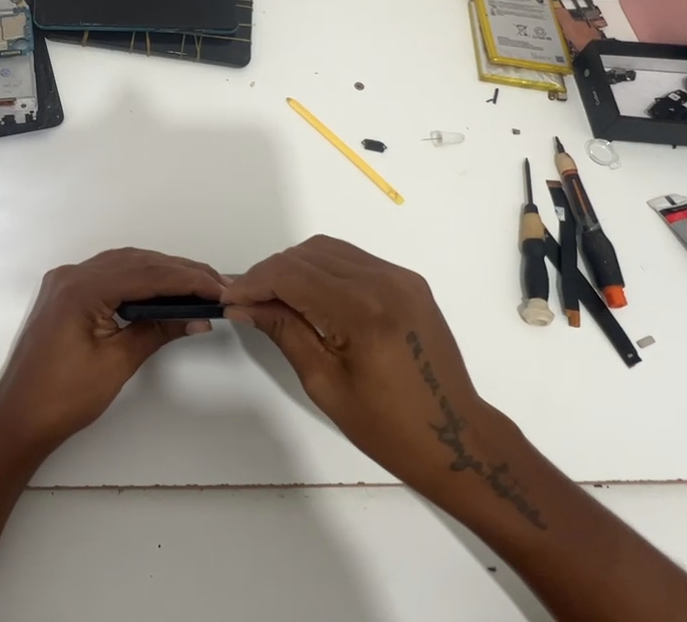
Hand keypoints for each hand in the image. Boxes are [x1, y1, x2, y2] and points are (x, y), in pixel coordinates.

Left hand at [0, 249, 226, 456]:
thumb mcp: (117, 362)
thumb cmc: (65, 396)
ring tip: (196, 284)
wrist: (19, 416)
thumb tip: (197, 318)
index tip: (218, 287)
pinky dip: (137, 278)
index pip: (144, 274)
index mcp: (81, 289)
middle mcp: (71, 275)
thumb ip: (157, 331)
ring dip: (159, 272)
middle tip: (215, 284)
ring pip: (122, 264)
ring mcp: (64, 282)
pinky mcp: (64, 294)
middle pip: (134, 263)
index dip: (185, 279)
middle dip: (177, 271)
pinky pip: (108, 275)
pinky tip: (160, 289)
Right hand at [224, 236, 524, 509]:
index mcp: (364, 311)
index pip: (292, 275)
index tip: (228, 299)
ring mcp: (401, 277)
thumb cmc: (388, 426)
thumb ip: (283, 330)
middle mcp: (385, 281)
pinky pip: (352, 259)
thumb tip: (242, 305)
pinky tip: (310, 297)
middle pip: (307, 255)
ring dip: (295, 268)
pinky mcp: (409, 281)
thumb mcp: (325, 382)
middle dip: (270, 274)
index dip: (253, 283)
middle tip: (248, 303)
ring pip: (327, 250)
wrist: (457, 437)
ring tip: (275, 300)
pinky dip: (322, 269)